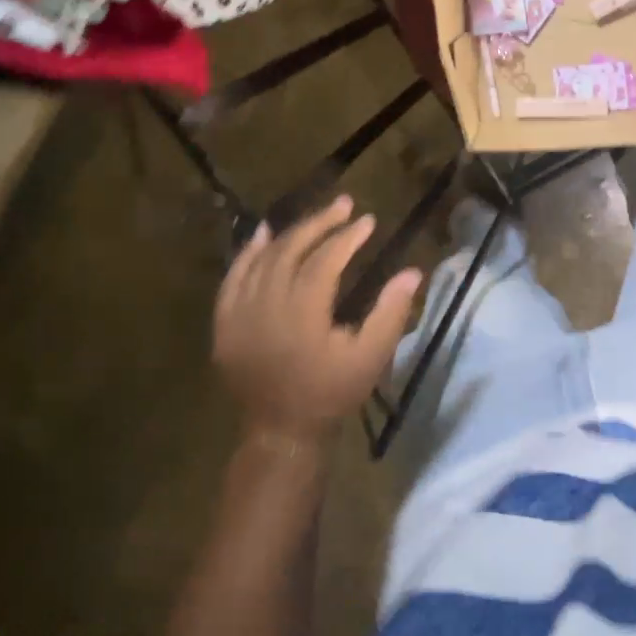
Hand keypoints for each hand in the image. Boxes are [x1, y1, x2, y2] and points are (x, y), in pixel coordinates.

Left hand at [213, 196, 421, 441]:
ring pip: (261, 260)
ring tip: (315, 216)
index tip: (368, 220)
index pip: (323, 261)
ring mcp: (238, 316)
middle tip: (344, 205)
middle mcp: (264, 307)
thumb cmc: (333, 392)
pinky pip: (232, 279)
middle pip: (289, 251)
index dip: (346, 238)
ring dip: (289, 233)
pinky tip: (263, 235)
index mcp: (301, 315)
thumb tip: (411, 271)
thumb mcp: (371, 356)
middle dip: (318, 224)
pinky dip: (248, 254)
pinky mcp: (224, 325)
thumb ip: (391, 312)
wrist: (282, 431)